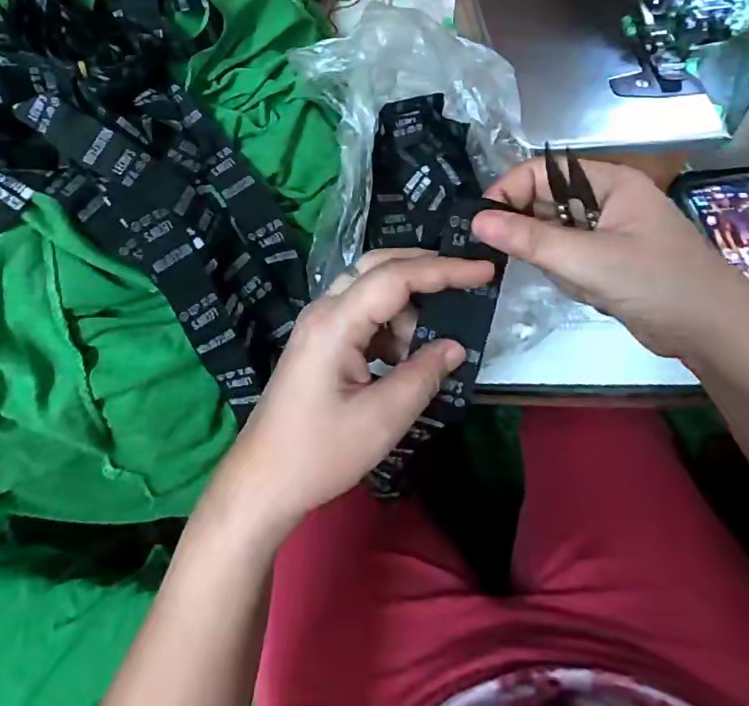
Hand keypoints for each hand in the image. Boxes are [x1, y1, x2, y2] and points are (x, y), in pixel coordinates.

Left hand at [206, 250, 492, 534]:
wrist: (263, 480)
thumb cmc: (319, 453)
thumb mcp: (382, 419)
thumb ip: (422, 375)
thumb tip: (455, 347)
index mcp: (334, 323)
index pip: (395, 277)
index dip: (443, 270)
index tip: (485, 271)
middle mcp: (323, 312)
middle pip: (377, 268)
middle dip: (424, 271)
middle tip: (467, 283)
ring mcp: (318, 325)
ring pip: (371, 292)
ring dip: (406, 311)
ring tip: (425, 354)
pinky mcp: (320, 342)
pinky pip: (362, 317)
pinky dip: (390, 328)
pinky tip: (403, 361)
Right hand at [471, 159, 748, 360]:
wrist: (717, 335)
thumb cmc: (659, 283)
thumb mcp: (589, 260)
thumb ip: (531, 239)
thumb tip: (476, 220)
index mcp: (608, 182)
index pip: (542, 172)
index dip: (509, 190)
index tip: (483, 220)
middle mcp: (605, 200)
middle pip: (544, 201)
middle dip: (533, 232)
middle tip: (522, 257)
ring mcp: (607, 231)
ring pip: (552, 233)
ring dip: (553, 259)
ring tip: (577, 280)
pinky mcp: (607, 260)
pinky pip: (566, 258)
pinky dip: (567, 275)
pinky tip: (590, 292)